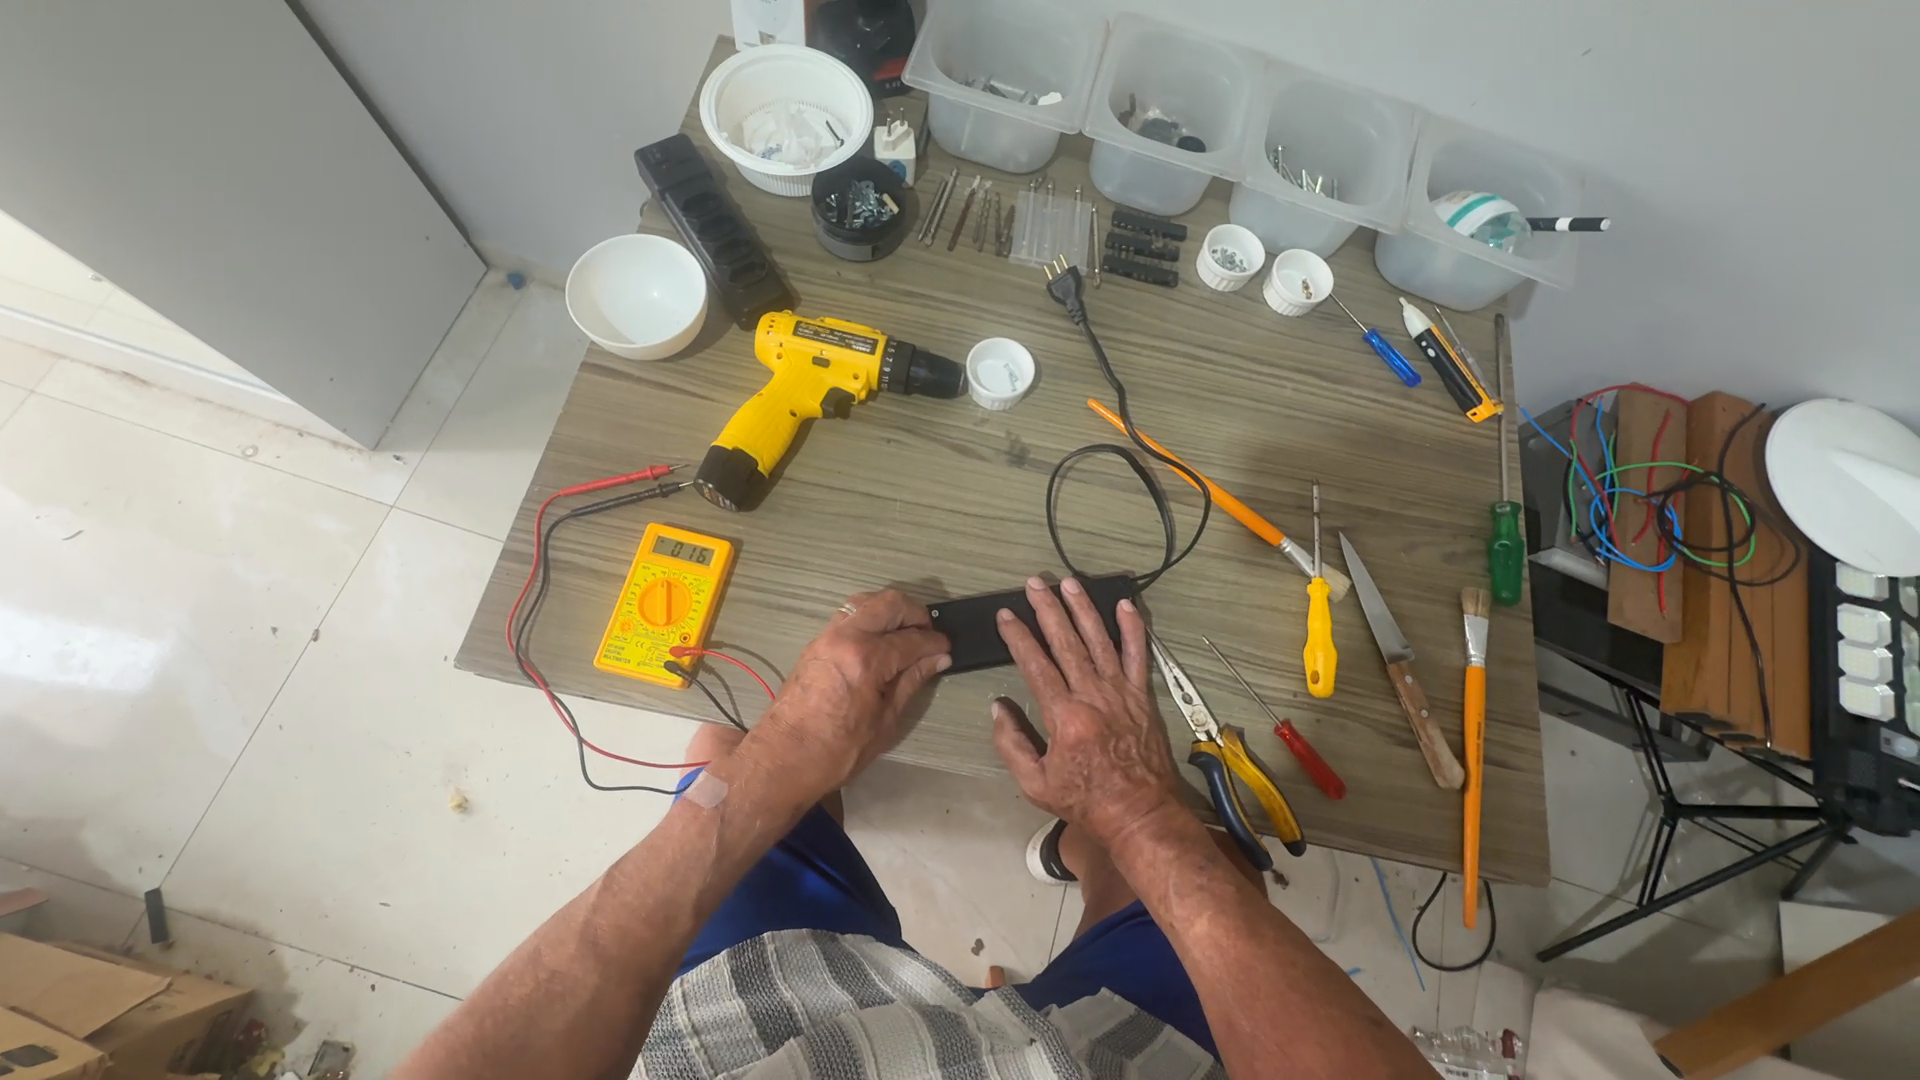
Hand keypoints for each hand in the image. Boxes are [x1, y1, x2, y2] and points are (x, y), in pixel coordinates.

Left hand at [751, 589, 949, 795]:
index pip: (912, 639)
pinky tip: (881, 640)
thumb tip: (937, 659)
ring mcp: (827, 636)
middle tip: (928, 635)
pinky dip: (870, 618)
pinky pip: (849, 615)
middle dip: (915, 614)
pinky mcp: (816, 643)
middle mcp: (846, 637)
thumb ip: (912, 681)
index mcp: (867, 659)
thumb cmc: (838, 750)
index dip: (935, 643)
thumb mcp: (885, 721)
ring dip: (890, 611)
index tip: (947, 649)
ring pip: (866, 602)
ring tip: (905, 634)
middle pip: (889, 603)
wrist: (783, 758)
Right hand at [991, 576, 1186, 847]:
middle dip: (1047, 609)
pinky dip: (1133, 628)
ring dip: (1083, 608)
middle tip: (1034, 583)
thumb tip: (999, 707)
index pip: (1035, 664)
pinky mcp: (1142, 695)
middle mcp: (1092, 695)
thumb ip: (1011, 743)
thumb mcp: (1035, 783)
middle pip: (1066, 641)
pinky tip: (1125, 605)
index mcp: (1064, 716)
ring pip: (1099, 640)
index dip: (1018, 636)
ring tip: (1069, 583)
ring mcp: (1120, 692)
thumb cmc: (1085, 800)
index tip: (1005, 616)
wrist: (1140, 812)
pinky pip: (1139, 655)